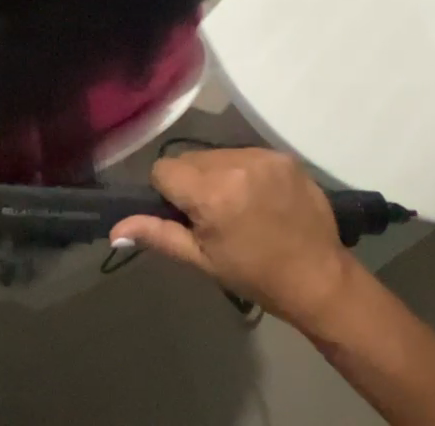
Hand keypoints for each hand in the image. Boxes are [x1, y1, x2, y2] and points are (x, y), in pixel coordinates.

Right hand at [110, 148, 357, 330]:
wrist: (320, 280)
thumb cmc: (255, 276)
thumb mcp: (201, 260)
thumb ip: (157, 235)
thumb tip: (114, 230)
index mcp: (211, 192)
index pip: (163, 169)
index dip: (168, 193)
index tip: (187, 216)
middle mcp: (234, 164)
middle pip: (190, 159)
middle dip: (192, 182)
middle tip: (213, 216)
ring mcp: (262, 157)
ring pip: (216, 154)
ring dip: (217, 174)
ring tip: (238, 206)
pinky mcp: (282, 155)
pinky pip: (245, 154)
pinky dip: (244, 171)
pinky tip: (259, 197)